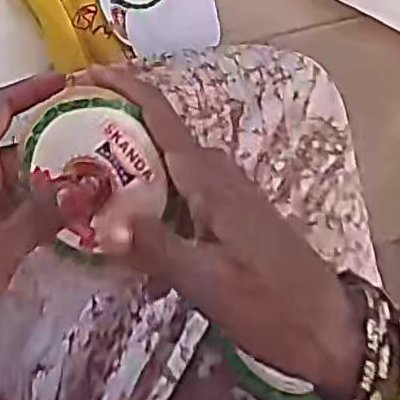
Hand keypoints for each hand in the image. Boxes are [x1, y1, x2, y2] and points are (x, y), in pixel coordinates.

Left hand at [0, 73, 68, 399]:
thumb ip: (44, 215)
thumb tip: (93, 184)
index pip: (0, 109)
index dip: (32, 89)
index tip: (68, 81)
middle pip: (16, 140)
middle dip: (55, 135)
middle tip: (98, 132)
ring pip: (21, 174)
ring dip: (54, 172)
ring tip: (98, 169)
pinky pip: (20, 203)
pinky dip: (46, 201)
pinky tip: (76, 211)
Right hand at [82, 66, 364, 395]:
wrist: (328, 325)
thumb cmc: (269, 300)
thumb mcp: (207, 281)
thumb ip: (155, 247)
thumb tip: (100, 221)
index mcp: (205, 175)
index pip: (159, 113)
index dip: (125, 85)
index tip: (88, 74)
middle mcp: (212, 169)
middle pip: (157, 130)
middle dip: (116, 120)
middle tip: (71, 127)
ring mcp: (221, 187)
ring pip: (166, 157)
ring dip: (130, 153)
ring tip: (87, 165)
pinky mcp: (224, 208)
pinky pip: (177, 181)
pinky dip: (148, 181)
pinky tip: (128, 208)